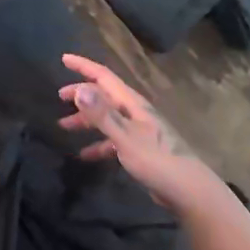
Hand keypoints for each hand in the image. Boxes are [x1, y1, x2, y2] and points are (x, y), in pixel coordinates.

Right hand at [59, 54, 220, 208]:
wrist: (189, 191)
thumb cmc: (157, 160)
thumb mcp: (125, 137)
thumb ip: (102, 114)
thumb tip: (79, 89)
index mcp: (132, 104)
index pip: (104, 77)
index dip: (84, 66)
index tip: (64, 58)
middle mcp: (134, 112)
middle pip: (104, 95)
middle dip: (82, 93)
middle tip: (59, 96)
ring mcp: (138, 130)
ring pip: (106, 118)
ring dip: (86, 119)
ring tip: (64, 126)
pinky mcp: (140, 149)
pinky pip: (113, 139)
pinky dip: (98, 143)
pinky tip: (85, 154)